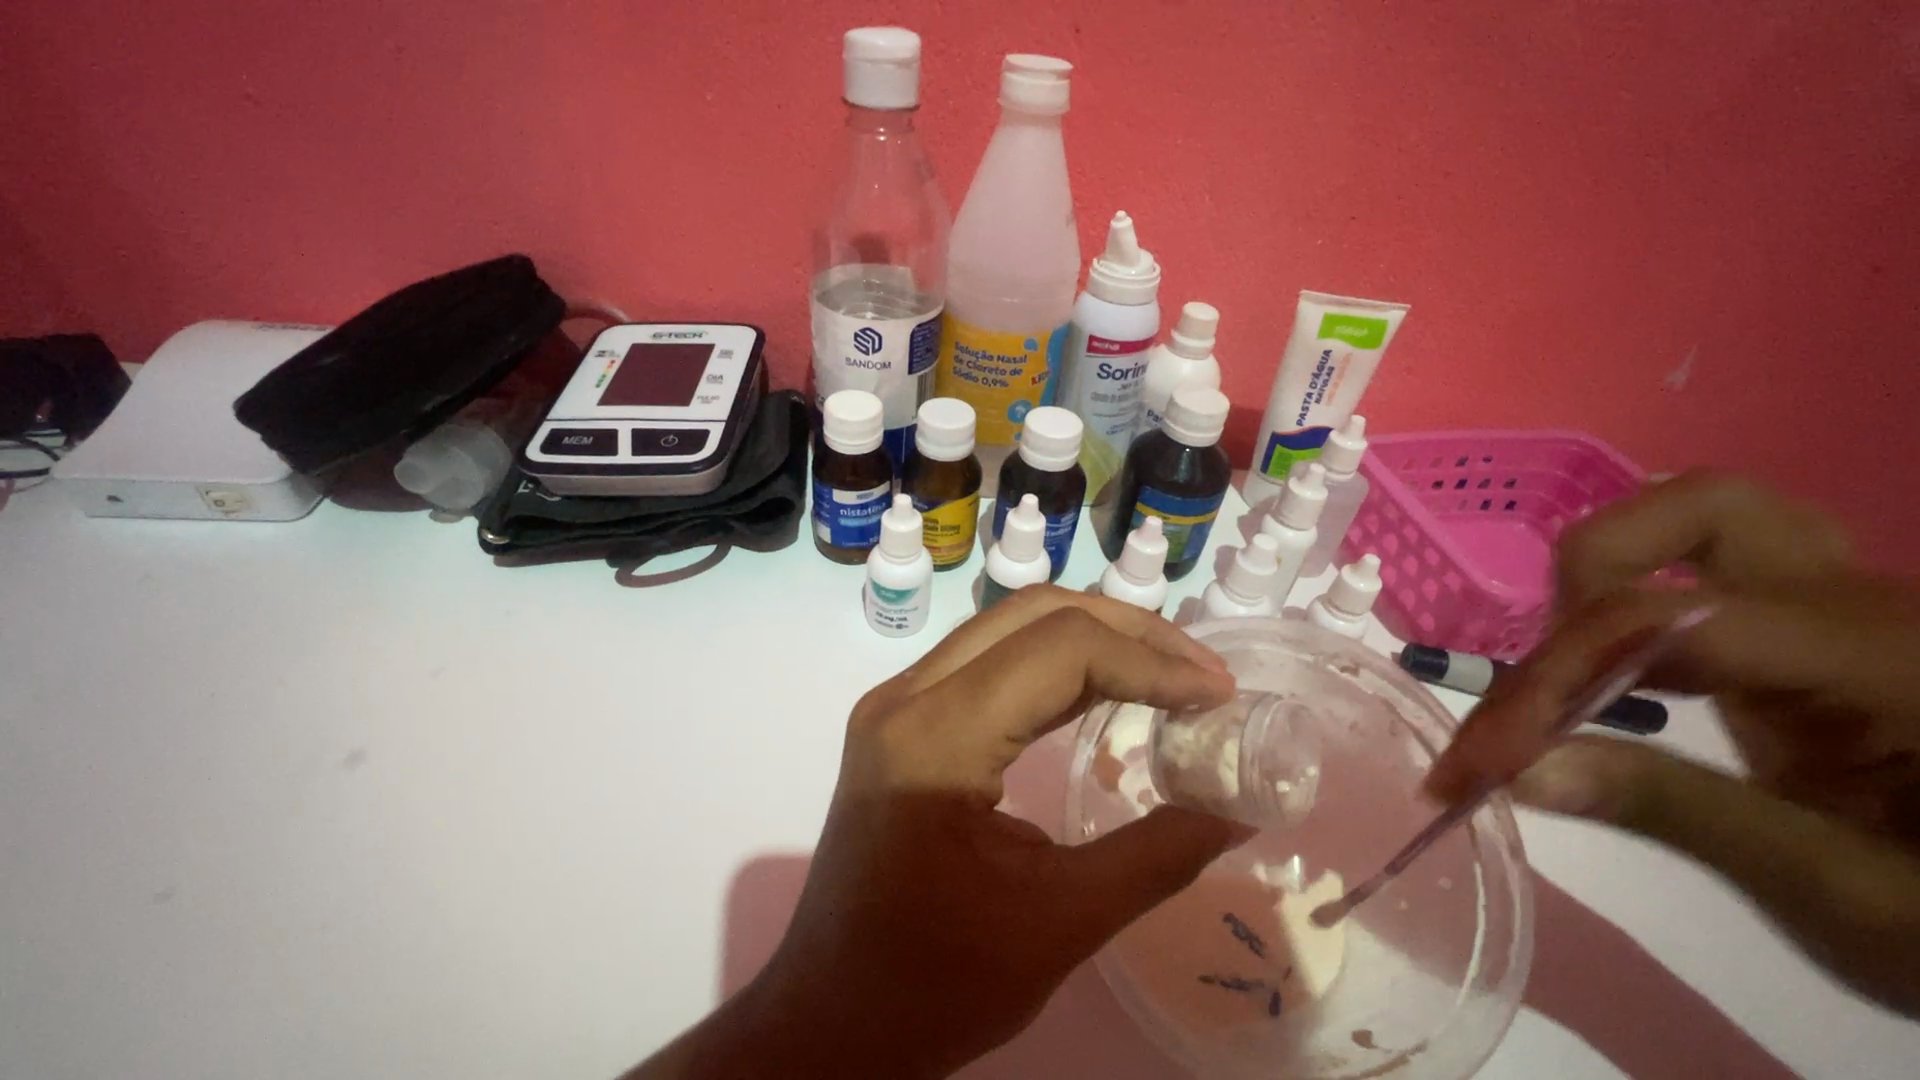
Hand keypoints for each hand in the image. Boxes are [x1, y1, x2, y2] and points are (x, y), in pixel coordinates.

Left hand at [631, 587, 1242, 1079]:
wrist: (834, 1015)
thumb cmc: (937, 979)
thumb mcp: (1061, 922)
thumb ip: (1156, 856)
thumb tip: (1236, 808)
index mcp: (937, 736)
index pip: (1062, 650)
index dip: (1152, 661)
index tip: (1219, 696)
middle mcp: (907, 697)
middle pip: (1033, 614)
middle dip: (1128, 629)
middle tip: (1202, 674)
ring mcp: (897, 705)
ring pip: (1008, 627)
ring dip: (1093, 637)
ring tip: (1169, 675)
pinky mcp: (901, 723)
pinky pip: (987, 662)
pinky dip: (1055, 663)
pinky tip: (1105, 690)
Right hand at [1427, 471, 1919, 1014]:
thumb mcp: (1853, 900)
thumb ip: (1681, 815)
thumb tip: (1521, 770)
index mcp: (1889, 660)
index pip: (1673, 623)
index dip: (1559, 676)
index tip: (1483, 758)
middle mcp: (1862, 606)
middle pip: (1700, 510)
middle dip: (1594, 576)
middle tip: (1549, 674)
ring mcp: (1840, 613)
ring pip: (1701, 522)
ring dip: (1612, 575)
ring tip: (1568, 667)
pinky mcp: (1810, 638)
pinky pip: (1706, 579)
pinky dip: (1631, 607)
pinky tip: (1605, 681)